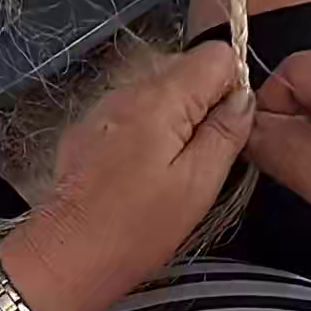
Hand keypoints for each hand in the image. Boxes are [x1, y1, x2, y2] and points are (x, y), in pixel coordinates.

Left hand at [2, 41, 254, 310]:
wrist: (66, 256)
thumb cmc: (137, 227)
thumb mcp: (197, 185)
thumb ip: (225, 133)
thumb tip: (244, 96)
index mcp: (161, 97)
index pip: (215, 55)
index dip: (231, 87)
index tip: (225, 130)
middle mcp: (128, 89)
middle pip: (183, 68)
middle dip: (201, 104)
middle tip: (198, 158)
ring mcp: (101, 108)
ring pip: (156, 91)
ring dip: (172, 119)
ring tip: (167, 169)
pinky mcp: (85, 130)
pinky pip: (129, 113)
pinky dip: (143, 131)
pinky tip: (136, 171)